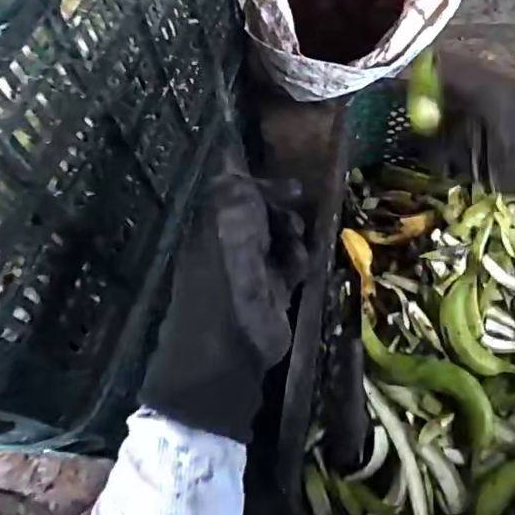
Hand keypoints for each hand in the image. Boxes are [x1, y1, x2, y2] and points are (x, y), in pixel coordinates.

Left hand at [138, 150, 305, 442]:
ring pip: (283, 233)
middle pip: (264, 209)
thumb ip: (236, 195)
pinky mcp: (272, 286)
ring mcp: (252, 264)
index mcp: (214, 225)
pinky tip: (299, 271)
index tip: (292, 189)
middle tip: (295, 225)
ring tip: (296, 253)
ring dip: (295, 238)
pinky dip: (299, 261)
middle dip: (284, 213)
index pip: (237, 189)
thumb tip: (237, 164)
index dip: (263, 184)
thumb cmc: (226, 285)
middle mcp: (232, 240)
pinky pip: (292, 259)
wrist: (229, 350)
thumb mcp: (229, 230)